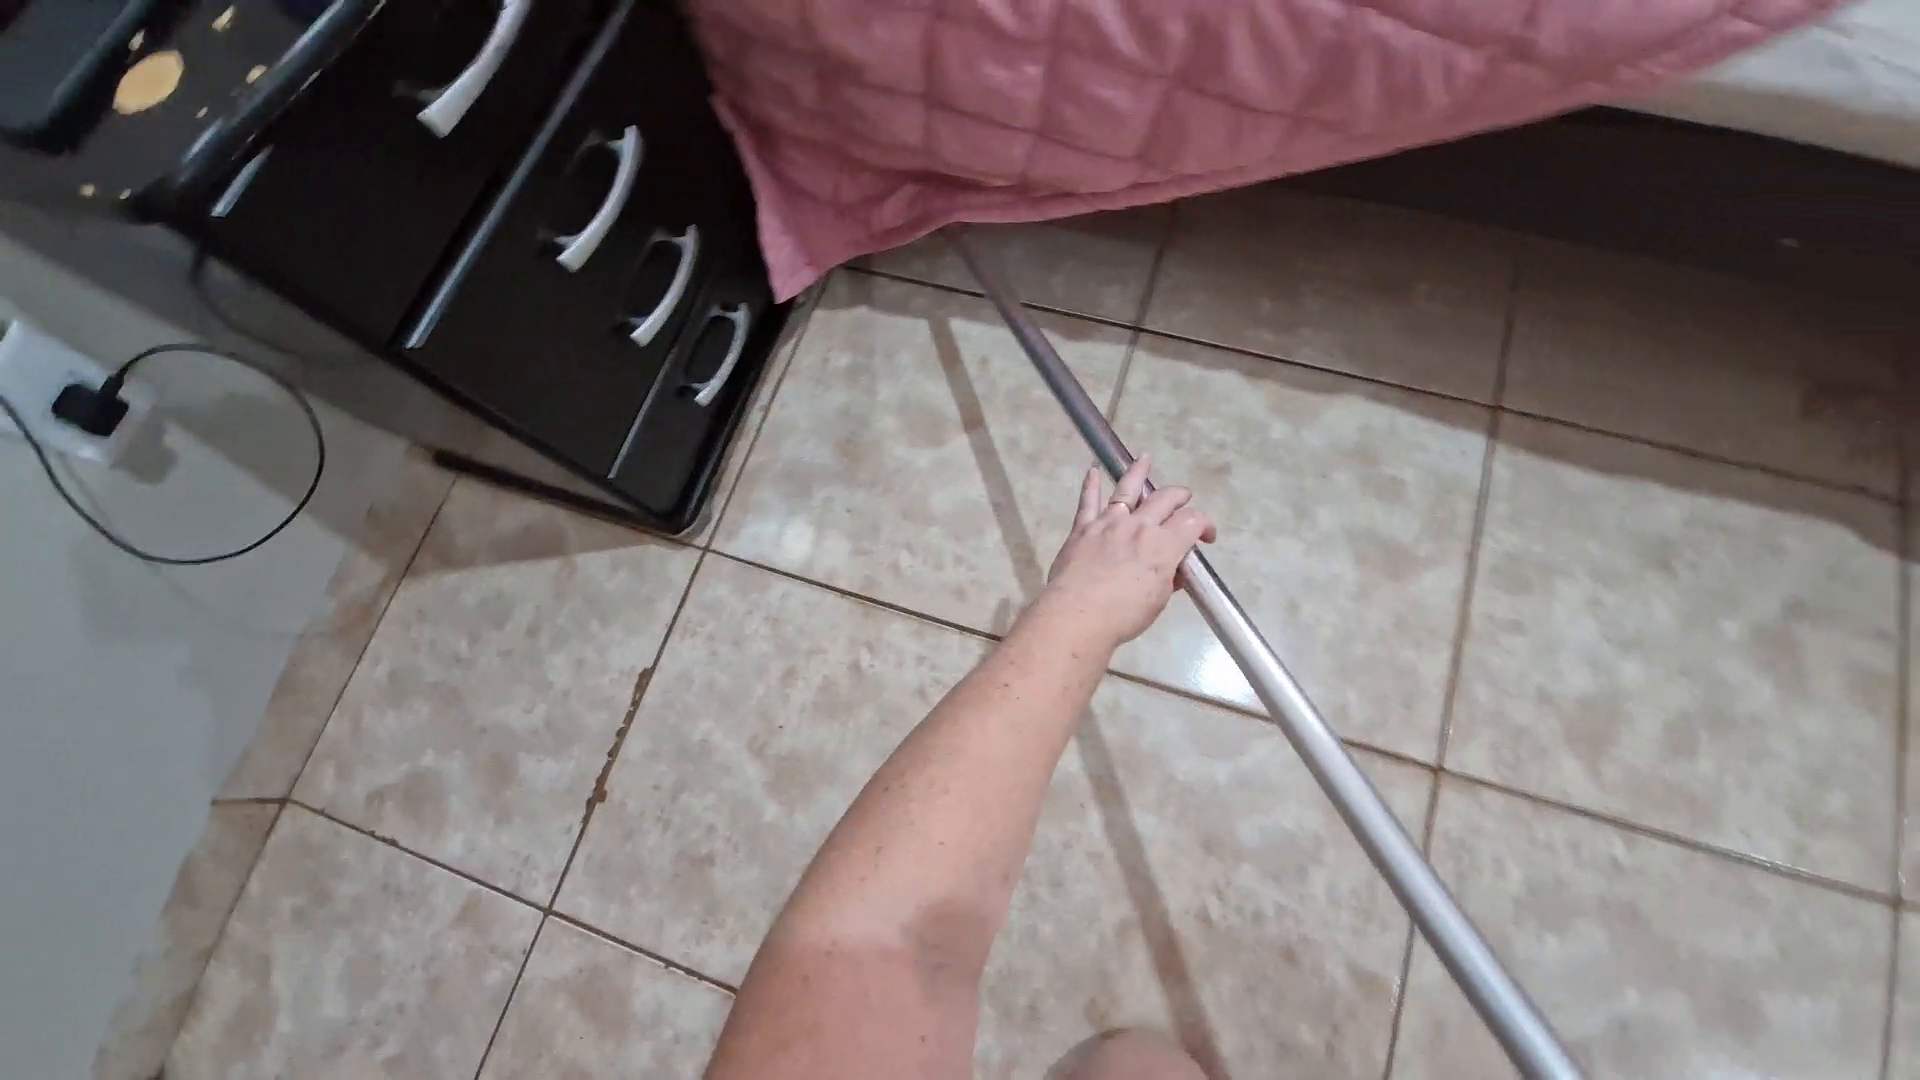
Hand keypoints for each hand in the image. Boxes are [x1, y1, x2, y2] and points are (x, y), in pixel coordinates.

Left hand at [1035, 456, 1216, 651]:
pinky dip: (1091, 486)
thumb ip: (1168, 578)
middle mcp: (1139, 526)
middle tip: (1183, 498)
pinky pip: (1088, 502)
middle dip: (1179, 496)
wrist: (1078, 614)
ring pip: (1127, 490)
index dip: (1205, 525)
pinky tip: (1092, 472)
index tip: (1206, 538)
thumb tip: (1173, 569)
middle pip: (1165, 499)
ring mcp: (1109, 523)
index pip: (1193, 521)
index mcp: (1163, 545)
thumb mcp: (1158, 599)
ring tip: (1144, 459)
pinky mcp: (1083, 528)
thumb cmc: (1124, 614)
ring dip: (1138, 472)